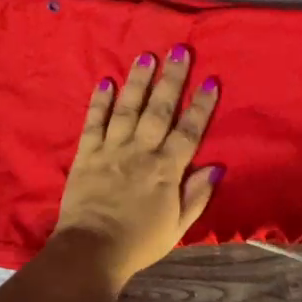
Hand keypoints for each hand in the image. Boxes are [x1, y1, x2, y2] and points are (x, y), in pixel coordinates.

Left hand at [52, 46, 221, 288]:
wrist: (91, 250)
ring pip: (127, 109)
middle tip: (179, 51)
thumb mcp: (178, 226)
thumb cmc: (139, 244)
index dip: (201, 106)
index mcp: (166, 170)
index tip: (211, 80)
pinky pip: (94, 122)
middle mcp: (140, 152)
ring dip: (137, 82)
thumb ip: (196, 195)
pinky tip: (105, 82)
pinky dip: (99, 102)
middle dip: (171, 79)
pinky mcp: (86, 154)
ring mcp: (111, 150)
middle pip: (159, 110)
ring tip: (146, 57)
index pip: (188, 131)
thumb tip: (215, 167)